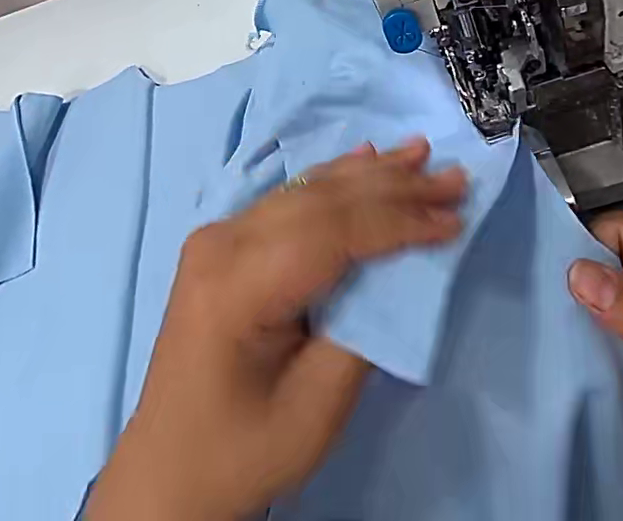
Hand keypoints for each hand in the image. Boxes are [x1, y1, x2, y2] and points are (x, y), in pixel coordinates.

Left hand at [86, 139, 467, 520]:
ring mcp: (219, 236)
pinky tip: (362, 158)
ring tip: (419, 154)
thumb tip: (405, 267)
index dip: (397, 221)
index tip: (453, 218)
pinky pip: (288, 198)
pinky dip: (333, 179)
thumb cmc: (243, 448)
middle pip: (320, 201)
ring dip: (369, 174)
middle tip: (452, 177)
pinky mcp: (225, 241)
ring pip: (306, 190)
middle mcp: (222, 243)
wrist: (169, 468)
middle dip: (392, 187)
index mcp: (236, 286)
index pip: (331, 232)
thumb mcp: (315, 408)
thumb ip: (363, 327)